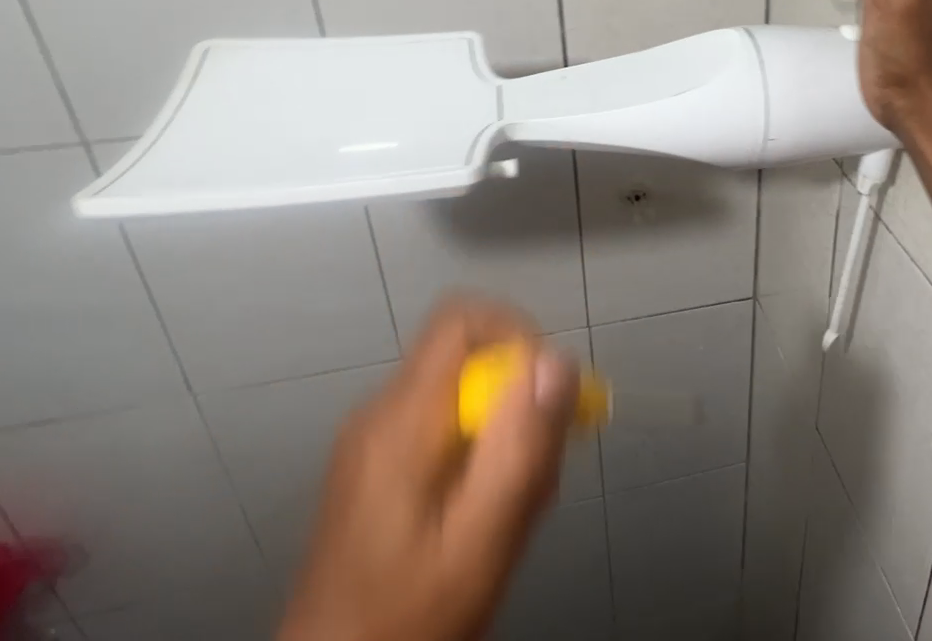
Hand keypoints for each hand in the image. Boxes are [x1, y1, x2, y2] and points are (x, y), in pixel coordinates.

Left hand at [277, 298, 579, 640]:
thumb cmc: (407, 616)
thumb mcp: (480, 540)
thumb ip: (520, 448)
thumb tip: (556, 360)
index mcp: (400, 419)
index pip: (461, 320)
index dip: (518, 335)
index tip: (551, 394)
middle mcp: (381, 414)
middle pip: (468, 360)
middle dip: (519, 401)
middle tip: (541, 471)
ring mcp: (374, 442)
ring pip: (461, 397)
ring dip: (505, 435)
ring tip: (516, 507)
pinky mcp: (377, 469)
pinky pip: (443, 429)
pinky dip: (480, 455)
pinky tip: (487, 517)